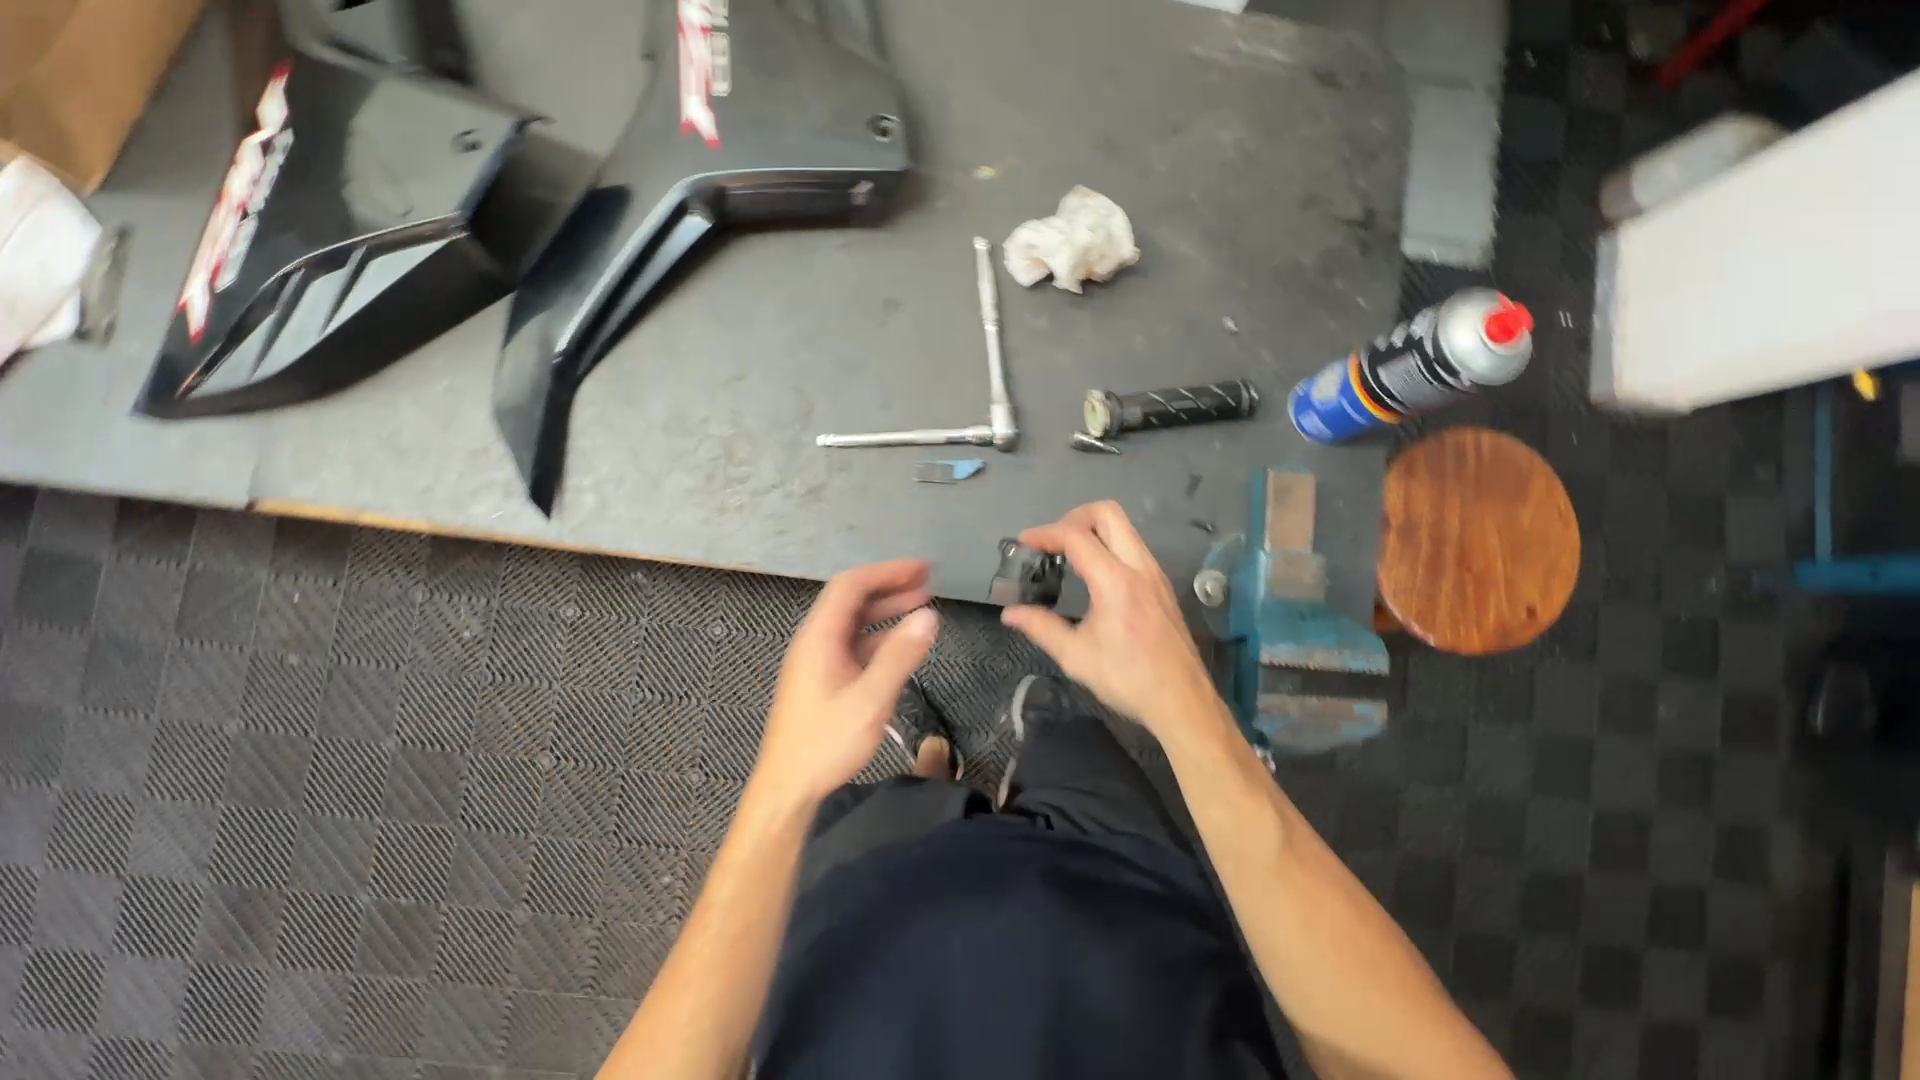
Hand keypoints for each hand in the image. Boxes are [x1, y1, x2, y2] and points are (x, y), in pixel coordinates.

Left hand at [751, 559, 939, 806]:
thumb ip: (899, 657)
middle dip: (890, 587)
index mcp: (819, 638)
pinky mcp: (824, 681)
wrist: (787, 787)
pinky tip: (903, 647)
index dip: (886, 572)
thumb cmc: (824, 744)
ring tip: (922, 608)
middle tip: (928, 582)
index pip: (851, 586)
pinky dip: (881, 639)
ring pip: (855, 625)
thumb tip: (928, 616)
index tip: (921, 569)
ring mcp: (818, 662)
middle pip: (852, 601)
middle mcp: (816, 643)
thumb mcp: (869, 701)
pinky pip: (854, 647)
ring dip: (887, 612)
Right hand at [1001, 501, 1220, 739]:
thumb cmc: (1127, 678)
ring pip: (1125, 528)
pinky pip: (1134, 547)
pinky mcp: (1162, 585)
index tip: (1024, 543)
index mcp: (1115, 581)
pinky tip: (1094, 575)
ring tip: (1068, 556)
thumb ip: (1041, 627)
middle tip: (1052, 541)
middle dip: (1074, 517)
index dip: (1045, 533)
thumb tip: (1011, 613)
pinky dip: (1110, 546)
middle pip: (1108, 513)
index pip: (1076, 536)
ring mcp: (1155, 574)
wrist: (1181, 700)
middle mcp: (1139, 567)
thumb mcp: (1076, 656)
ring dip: (1094, 530)